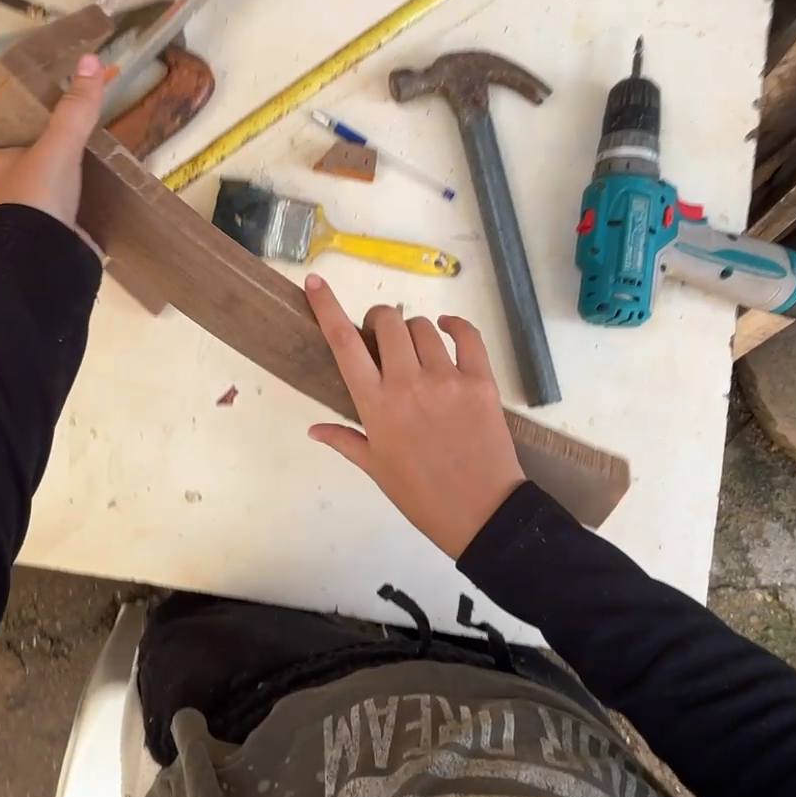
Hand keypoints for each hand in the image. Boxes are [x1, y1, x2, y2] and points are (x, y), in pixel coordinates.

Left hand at [0, 53, 107, 227]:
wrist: (47, 258)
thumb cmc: (39, 196)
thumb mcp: (59, 145)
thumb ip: (75, 108)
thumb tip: (91, 60)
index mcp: (1, 166)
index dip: (12, 134)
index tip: (36, 122)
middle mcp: (14, 191)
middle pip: (29, 166)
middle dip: (47, 158)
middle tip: (76, 141)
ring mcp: (38, 216)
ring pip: (53, 191)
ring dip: (72, 182)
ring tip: (101, 164)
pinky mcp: (61, 236)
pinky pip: (76, 214)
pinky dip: (91, 207)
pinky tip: (110, 197)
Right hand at [304, 274, 525, 558]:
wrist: (482, 514)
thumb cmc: (421, 495)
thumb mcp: (376, 469)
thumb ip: (345, 440)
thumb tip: (313, 429)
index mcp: (375, 405)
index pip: (343, 343)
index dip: (326, 307)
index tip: (316, 282)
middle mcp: (407, 383)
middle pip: (387, 322)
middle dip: (378, 320)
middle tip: (380, 338)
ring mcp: (447, 379)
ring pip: (423, 327)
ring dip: (412, 331)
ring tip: (415, 350)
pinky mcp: (481, 381)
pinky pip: (467, 335)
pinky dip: (455, 325)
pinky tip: (447, 329)